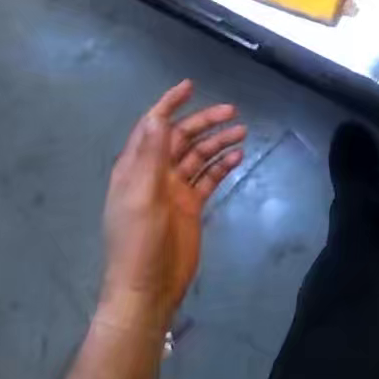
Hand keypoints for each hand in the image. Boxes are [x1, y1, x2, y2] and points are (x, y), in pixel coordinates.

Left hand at [98, 80, 246, 327]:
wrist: (147, 292)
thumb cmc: (139, 243)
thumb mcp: (142, 196)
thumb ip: (151, 156)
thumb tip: (159, 117)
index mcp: (135, 168)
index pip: (153, 126)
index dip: (169, 104)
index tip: (190, 86)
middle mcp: (155, 174)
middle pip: (182, 137)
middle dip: (205, 122)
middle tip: (232, 111)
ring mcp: (174, 190)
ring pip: (199, 155)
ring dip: (218, 141)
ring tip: (242, 132)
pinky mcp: (190, 206)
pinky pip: (209, 177)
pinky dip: (223, 165)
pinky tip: (239, 157)